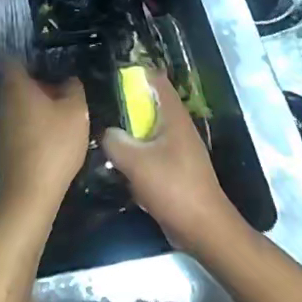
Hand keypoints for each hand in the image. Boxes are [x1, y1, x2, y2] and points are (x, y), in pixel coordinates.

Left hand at [0, 63, 88, 216]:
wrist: (30, 192)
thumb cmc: (54, 144)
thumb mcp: (76, 112)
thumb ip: (73, 89)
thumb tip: (68, 79)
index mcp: (15, 85)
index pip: (13, 58)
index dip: (29, 54)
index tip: (49, 57)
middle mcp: (2, 99)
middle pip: (18, 81)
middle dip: (39, 81)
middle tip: (63, 86)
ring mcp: (1, 122)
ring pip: (20, 102)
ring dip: (38, 104)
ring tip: (64, 111)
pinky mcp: (4, 142)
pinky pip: (20, 121)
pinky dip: (34, 122)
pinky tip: (53, 133)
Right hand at [101, 71, 244, 255]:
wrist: (204, 230)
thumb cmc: (173, 188)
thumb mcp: (134, 161)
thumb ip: (113, 140)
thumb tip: (104, 130)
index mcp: (173, 116)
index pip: (155, 78)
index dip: (132, 72)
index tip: (107, 74)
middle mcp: (178, 126)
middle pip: (148, 103)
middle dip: (124, 102)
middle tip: (97, 104)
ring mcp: (178, 148)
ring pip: (148, 128)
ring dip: (128, 129)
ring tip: (102, 130)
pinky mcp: (175, 168)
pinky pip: (150, 149)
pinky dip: (135, 151)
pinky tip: (117, 161)